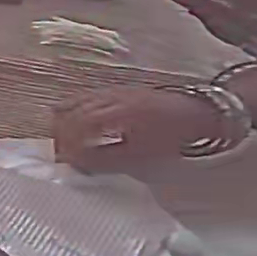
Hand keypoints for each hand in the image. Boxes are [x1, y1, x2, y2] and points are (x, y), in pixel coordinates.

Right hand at [52, 86, 218, 168]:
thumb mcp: (142, 154)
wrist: (197, 112)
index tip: (63, 160)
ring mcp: (107, 92)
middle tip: (59, 155)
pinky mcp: (109, 91)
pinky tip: (67, 123)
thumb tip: (75, 164)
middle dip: (60, 136)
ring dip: (61, 124)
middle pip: (69, 114)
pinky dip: (67, 111)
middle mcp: (109, 98)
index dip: (67, 145)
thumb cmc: (171, 136)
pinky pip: (78, 98)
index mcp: (118, 113)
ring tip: (61, 142)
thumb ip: (106, 159)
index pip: (78, 126)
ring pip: (70, 104)